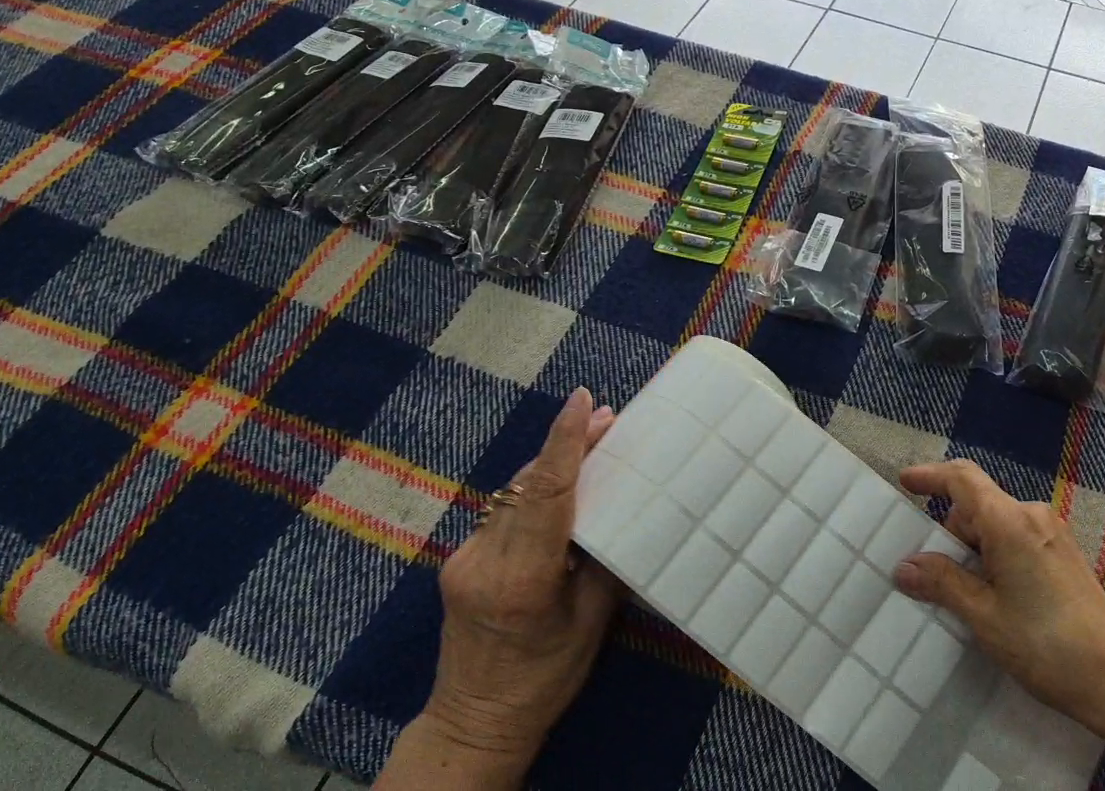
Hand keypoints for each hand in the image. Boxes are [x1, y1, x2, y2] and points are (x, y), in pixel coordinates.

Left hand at [413, 388, 622, 767]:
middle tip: (609, 416)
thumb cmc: (546, 678)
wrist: (473, 721)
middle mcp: (483, 560)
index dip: (566, 441)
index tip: (583, 401)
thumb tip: (626, 506)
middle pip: (528, 483)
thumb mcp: (592, 620)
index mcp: (521, 578)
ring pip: (513, 492)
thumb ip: (603, 558)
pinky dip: (536, 489)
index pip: (545, 493)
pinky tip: (563, 482)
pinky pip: (505, 511)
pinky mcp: (460, 561)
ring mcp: (465, 558)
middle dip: (567, 444)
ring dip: (552, 464)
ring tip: (594, 437)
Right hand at [891, 459, 1104, 739]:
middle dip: (950, 534)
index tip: (905, 483)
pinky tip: (990, 595)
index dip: (931, 477)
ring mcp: (1051, 531)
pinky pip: (1015, 538)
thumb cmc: (1044, 643)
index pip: (963, 479)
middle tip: (929, 578)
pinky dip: (994, 556)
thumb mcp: (984, 616)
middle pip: (977, 506)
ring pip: (996, 524)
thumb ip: (944, 583)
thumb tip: (905, 566)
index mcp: (1010, 522)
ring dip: (973, 549)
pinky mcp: (1062, 550)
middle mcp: (1032, 514)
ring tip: (960, 597)